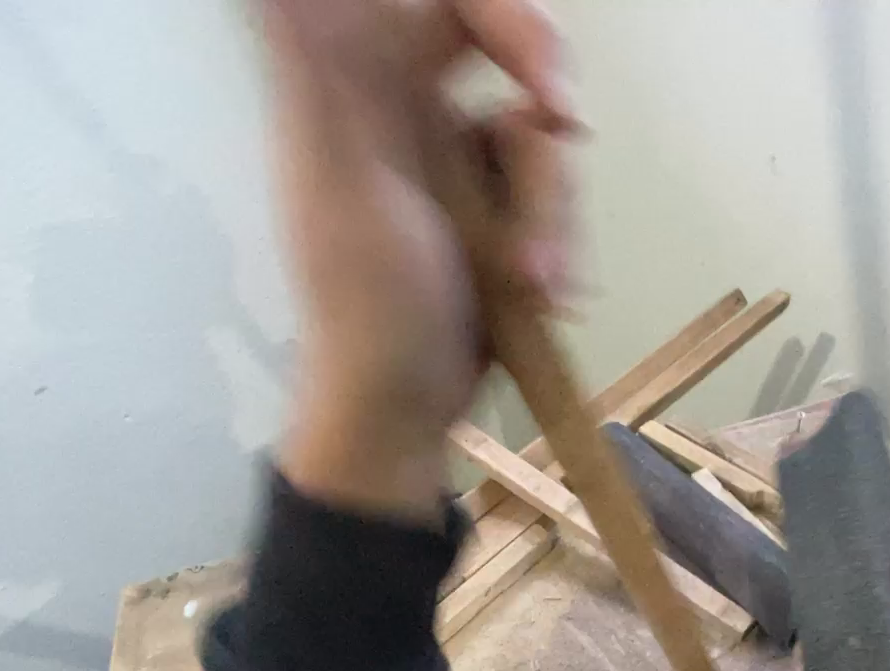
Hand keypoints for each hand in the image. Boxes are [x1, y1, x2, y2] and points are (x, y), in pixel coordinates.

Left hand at [255, 0, 577, 521]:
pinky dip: (560, 250)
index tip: (548, 86)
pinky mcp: (495, 227)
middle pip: (515, 74)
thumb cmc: (366, 312)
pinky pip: (550, 210)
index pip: (447, 9)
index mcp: (365, 95)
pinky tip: (550, 296)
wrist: (400, 412)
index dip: (509, 25)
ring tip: (537, 284)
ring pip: (542, 154)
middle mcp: (415, 122)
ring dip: (553, 220)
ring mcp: (460, 179)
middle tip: (571, 146)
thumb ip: (318, 72)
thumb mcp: (344, 191)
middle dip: (542, 135)